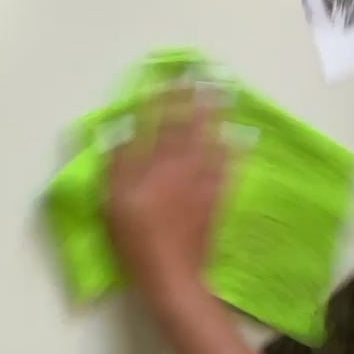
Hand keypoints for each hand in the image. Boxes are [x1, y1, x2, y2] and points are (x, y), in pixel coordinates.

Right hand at [105, 85, 228, 301]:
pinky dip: (234, 149)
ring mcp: (203, 183)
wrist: (173, 276)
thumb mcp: (114, 200)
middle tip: (204, 77)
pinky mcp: (215, 199)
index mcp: (156, 164)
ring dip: (216, 116)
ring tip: (222, 95)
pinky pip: (228, 167)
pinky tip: (239, 139)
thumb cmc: (136, 238)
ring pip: (212, 140)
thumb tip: (121, 133)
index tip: (167, 78)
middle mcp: (183, 166)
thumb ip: (118, 163)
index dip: (163, 98)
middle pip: (191, 125)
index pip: (160, 122)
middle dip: (196, 99)